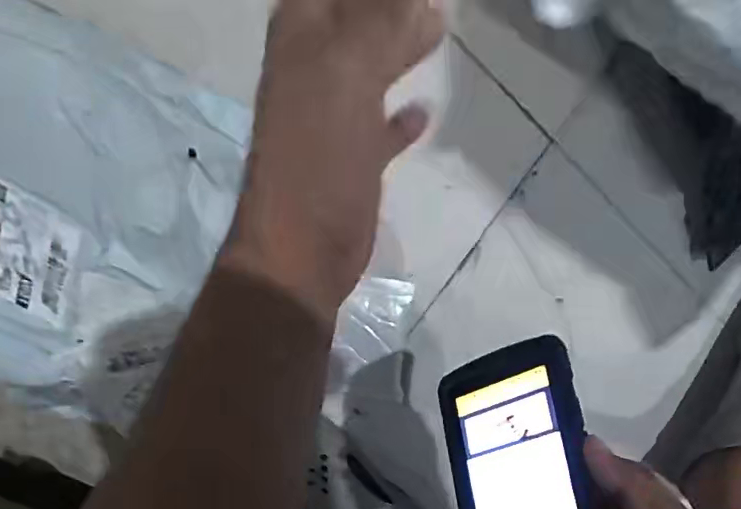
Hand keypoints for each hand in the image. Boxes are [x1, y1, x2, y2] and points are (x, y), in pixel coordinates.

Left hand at [221, 0, 443, 318]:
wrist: (301, 251)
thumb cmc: (317, 162)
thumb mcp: (347, 78)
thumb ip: (382, 28)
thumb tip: (425, 2)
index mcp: (303, 32)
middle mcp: (315, 64)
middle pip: (357, 13)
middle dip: (391, 6)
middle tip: (432, 2)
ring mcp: (333, 115)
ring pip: (372, 64)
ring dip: (402, 45)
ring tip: (439, 26)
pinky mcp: (353, 161)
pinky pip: (382, 127)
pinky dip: (402, 118)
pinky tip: (425, 111)